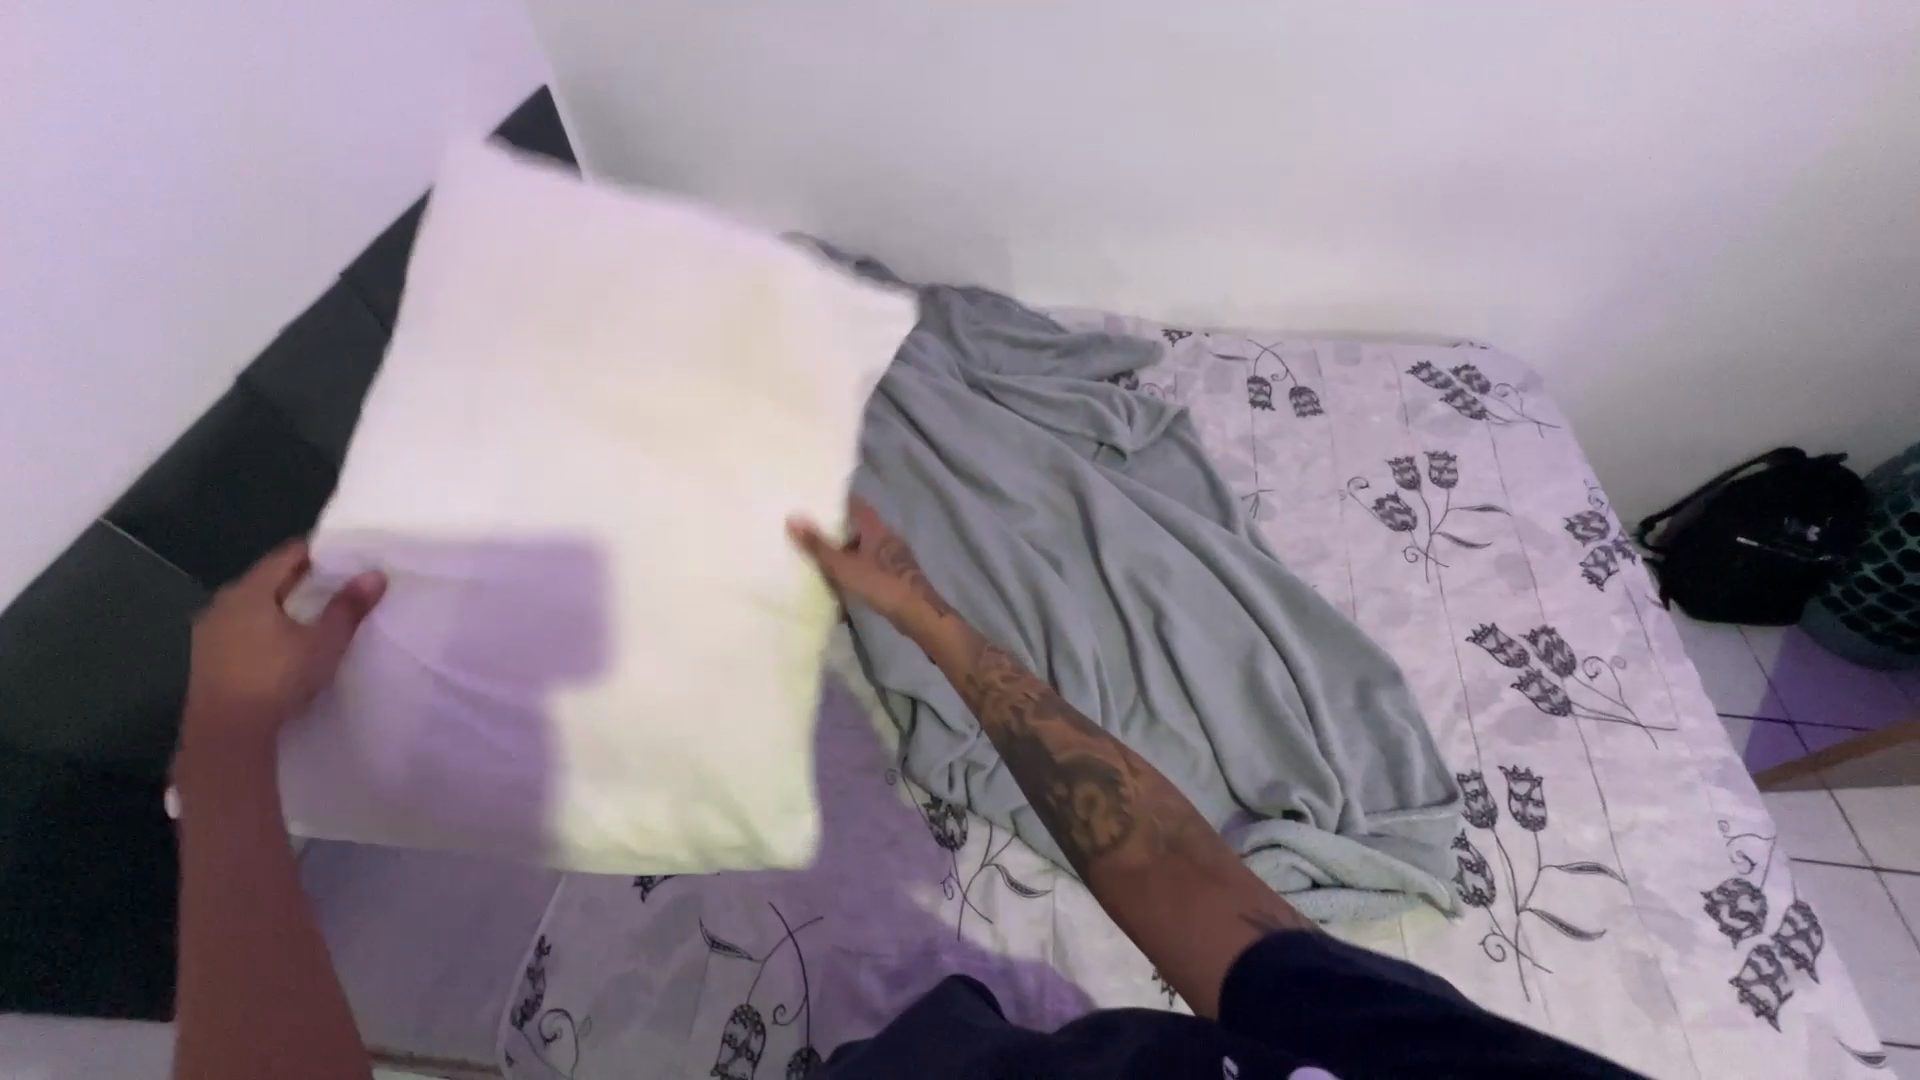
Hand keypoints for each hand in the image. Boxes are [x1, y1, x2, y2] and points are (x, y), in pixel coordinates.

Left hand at [180, 541, 385, 760]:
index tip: (349, 554)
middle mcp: (223, 604)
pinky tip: (290, 638)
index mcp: (249, 592)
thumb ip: (348, 606)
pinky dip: (270, 622)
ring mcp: (211, 630)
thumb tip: (375, 574)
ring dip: (286, 602)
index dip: (319, 551)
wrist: (228, 731)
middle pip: (269, 578)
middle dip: (305, 577)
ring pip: (256, 603)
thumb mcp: (325, 641)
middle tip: (342, 581)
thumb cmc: (277, 676)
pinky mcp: (209, 655)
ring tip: (320, 610)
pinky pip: (246, 625)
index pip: (287, 555)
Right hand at [788, 497, 954, 630]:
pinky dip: (858, 575)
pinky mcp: (898, 577)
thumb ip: (817, 545)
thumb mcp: (843, 565)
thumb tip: (792, 517)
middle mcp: (888, 539)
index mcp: (876, 529)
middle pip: (860, 530)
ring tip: (825, 566)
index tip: (819, 504)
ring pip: (866, 552)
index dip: (839, 503)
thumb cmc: (880, 583)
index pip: (857, 506)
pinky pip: (873, 570)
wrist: (916, 612)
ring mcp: (896, 559)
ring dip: (848, 558)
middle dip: (839, 535)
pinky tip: (846, 590)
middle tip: (815, 538)